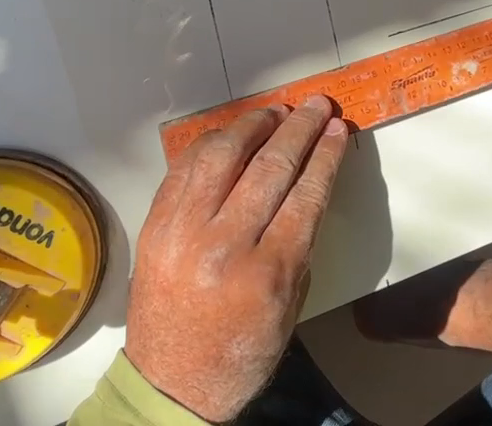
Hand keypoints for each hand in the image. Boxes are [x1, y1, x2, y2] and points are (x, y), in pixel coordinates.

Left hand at [126, 95, 349, 421]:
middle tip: (316, 106)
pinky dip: (212, 142)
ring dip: (254, 125)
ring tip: (275, 112)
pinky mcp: (155, 226)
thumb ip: (300, 241)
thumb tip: (310, 177)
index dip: (325, 153)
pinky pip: (185, 167)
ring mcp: (182, 232)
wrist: (168, 385)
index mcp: (266, 273)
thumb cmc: (241, 350)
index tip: (337, 128)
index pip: (305, 194)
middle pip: (270, 167)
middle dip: (299, 129)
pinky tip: (233, 134)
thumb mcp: (291, 303)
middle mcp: (223, 246)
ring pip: (223, 155)